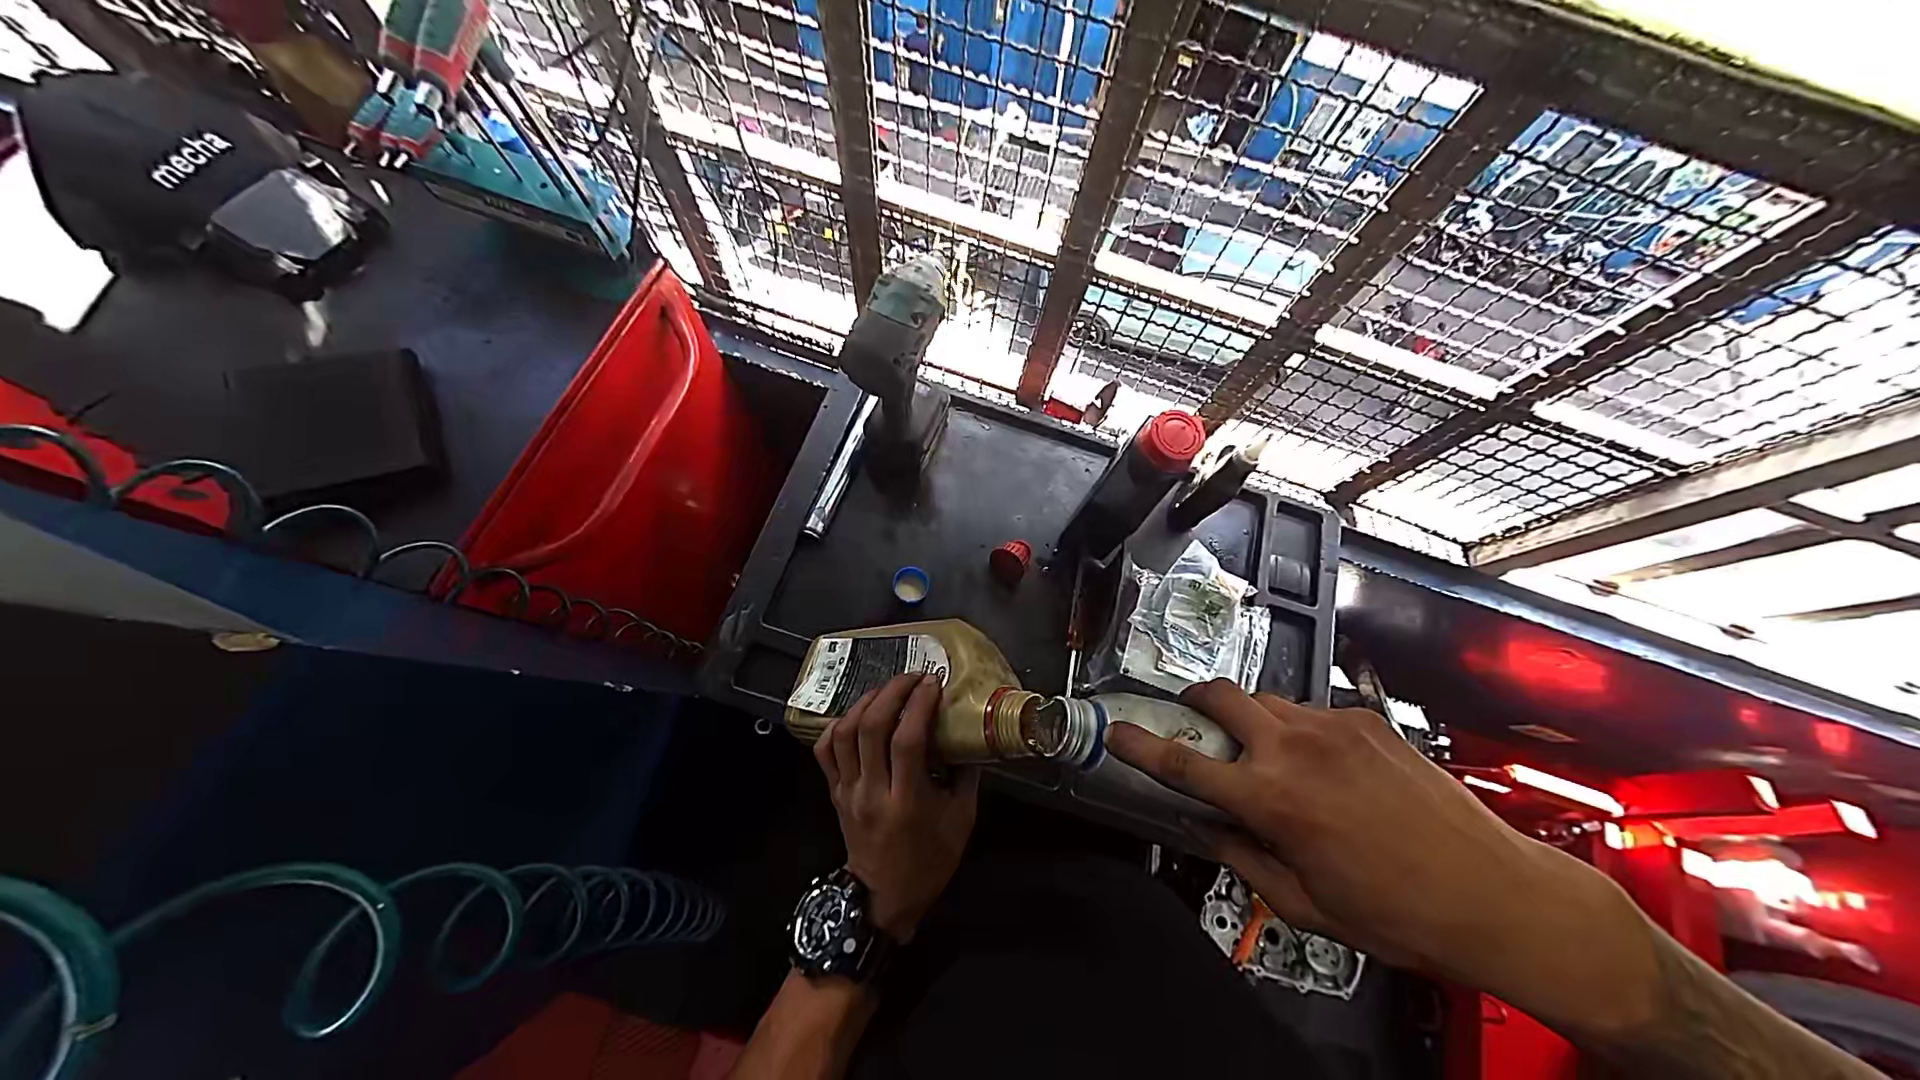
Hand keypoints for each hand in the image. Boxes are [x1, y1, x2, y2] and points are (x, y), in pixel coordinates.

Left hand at [815, 673, 979, 943]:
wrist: (882, 899)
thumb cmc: (929, 861)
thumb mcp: (961, 821)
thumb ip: (966, 776)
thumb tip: (970, 736)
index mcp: (907, 800)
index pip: (907, 740)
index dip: (919, 705)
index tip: (933, 683)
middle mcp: (872, 791)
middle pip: (871, 727)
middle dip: (892, 692)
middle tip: (912, 677)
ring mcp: (848, 791)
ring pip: (844, 733)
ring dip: (865, 702)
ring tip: (887, 689)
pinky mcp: (834, 793)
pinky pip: (825, 751)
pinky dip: (838, 725)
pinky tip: (857, 713)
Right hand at [1106, 680, 1661, 1042]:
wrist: (1503, 898)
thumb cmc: (1403, 914)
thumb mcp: (1306, 905)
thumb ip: (1242, 857)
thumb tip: (1206, 827)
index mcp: (1275, 800)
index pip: (1184, 763)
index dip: (1141, 745)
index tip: (1118, 732)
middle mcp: (1298, 749)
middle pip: (1220, 695)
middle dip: (1194, 702)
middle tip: (1192, 721)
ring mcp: (1335, 727)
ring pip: (1264, 700)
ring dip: (1248, 718)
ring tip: (1263, 754)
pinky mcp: (1367, 721)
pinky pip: (1310, 712)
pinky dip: (1296, 729)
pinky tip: (1318, 765)